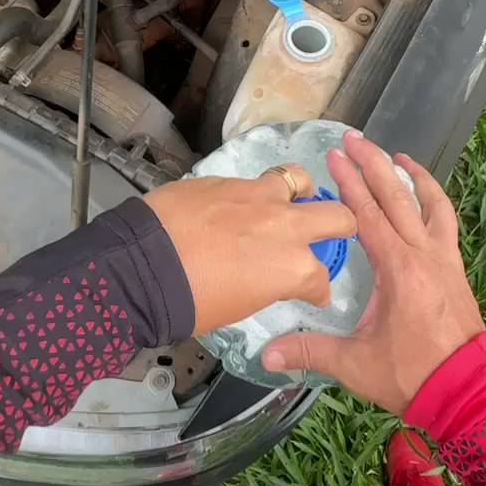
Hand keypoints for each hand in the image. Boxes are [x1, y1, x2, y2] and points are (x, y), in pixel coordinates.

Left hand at [142, 164, 355, 336]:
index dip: (317, 289)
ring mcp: (256, 196)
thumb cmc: (191, 301)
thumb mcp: (238, 307)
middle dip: (340, 226)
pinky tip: (236, 204)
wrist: (145, 265)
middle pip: (336, 215)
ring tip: (290, 199)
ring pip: (297, 178)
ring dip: (299, 191)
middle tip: (333, 230)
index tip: (312, 292)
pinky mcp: (226, 180)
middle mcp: (284, 225)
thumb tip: (262, 277)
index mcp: (292, 267)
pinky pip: (251, 181)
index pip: (320, 279)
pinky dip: (252, 193)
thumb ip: (264, 285)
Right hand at [260, 130, 483, 414]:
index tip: (333, 156)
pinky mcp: (456, 268)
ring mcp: (444, 259)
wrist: (470, 397)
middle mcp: (423, 254)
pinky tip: (423, 193)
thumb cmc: (413, 377)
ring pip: (429, 203)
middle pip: (397, 196)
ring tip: (394, 154)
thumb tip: (266, 355)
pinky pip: (446, 221)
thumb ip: (310, 351)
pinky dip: (434, 199)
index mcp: (398, 269)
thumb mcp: (356, 364)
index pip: (367, 214)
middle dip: (372, 163)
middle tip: (353, 138)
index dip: (348, 182)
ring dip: (410, 175)